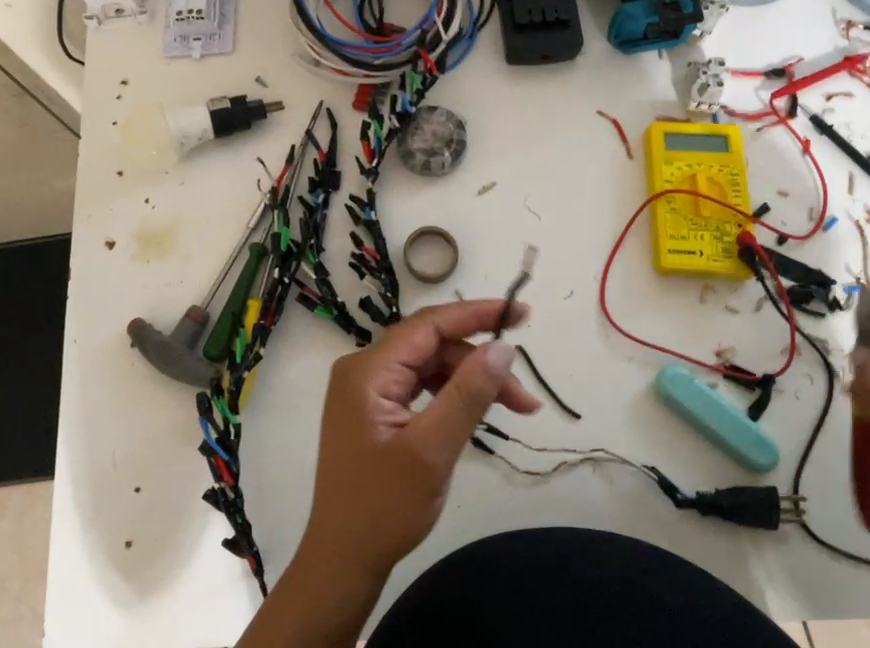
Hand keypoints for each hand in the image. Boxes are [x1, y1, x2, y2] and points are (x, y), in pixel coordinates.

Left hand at [301, 299, 541, 576]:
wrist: (343, 557)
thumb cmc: (384, 506)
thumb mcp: (433, 449)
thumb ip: (468, 394)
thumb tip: (502, 347)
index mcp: (368, 370)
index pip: (428, 324)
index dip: (476, 314)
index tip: (522, 313)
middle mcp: (363, 370)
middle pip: (431, 346)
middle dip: (480, 362)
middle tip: (526, 399)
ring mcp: (366, 391)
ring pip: (429, 367)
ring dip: (470, 381)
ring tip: (517, 409)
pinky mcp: (374, 411)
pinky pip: (419, 388)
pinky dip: (452, 396)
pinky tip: (479, 413)